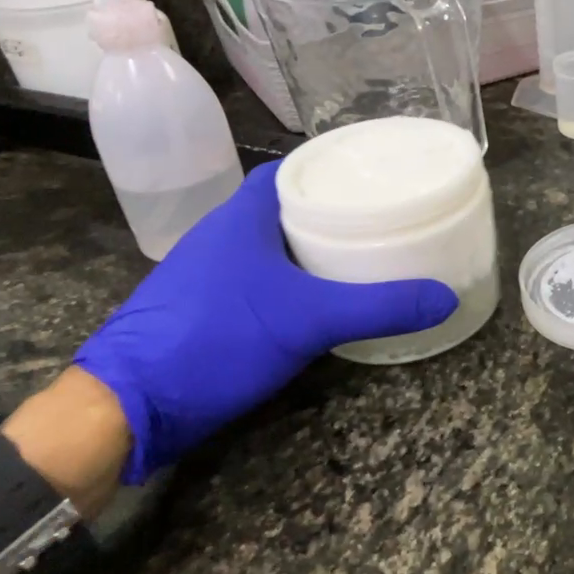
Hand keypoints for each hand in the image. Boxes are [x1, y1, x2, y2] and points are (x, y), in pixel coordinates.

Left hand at [76, 162, 458, 481]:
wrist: (128, 406)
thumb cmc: (216, 338)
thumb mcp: (310, 320)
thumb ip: (379, 307)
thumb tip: (445, 298)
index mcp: (243, 217)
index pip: (292, 170)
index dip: (333, 167)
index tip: (377, 175)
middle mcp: (223, 236)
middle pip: (286, 207)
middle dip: (333, 208)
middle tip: (385, 214)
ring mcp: (210, 274)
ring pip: (273, 245)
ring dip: (313, 246)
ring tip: (366, 251)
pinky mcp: (207, 310)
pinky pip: (263, 279)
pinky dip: (295, 279)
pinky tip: (323, 298)